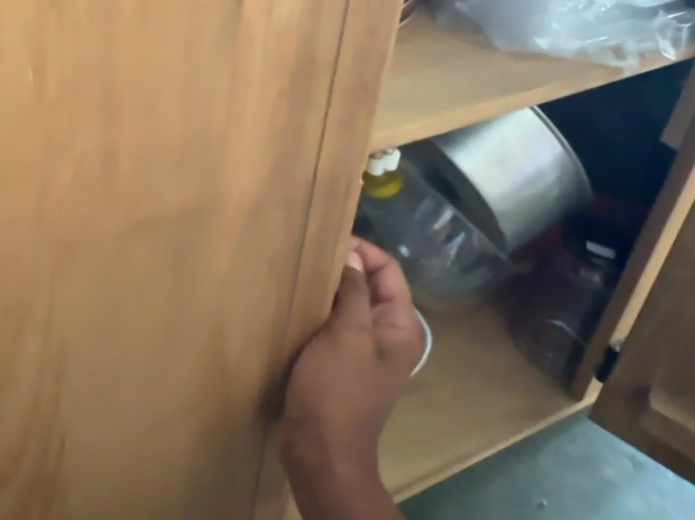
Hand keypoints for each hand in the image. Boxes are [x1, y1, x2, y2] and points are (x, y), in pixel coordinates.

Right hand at [281, 238, 423, 517]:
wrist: (320, 454)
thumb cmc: (338, 391)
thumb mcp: (348, 335)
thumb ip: (354, 291)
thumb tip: (351, 254)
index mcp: (400, 328)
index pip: (388, 270)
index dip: (361, 250)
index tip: (326, 240)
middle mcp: (387, 335)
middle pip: (369, 284)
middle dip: (341, 266)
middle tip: (306, 254)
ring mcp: (362, 351)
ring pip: (348, 303)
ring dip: (326, 288)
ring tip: (297, 273)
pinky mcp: (339, 363)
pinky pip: (332, 324)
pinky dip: (317, 309)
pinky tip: (294, 303)